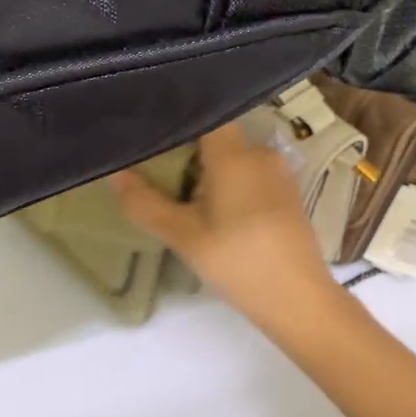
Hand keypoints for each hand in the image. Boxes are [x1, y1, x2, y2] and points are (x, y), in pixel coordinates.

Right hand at [111, 123, 340, 328]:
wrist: (299, 302)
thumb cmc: (238, 261)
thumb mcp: (182, 236)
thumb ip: (144, 203)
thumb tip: (116, 174)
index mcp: (235, 154)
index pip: (204, 115)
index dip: (176, 117)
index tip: (148, 130)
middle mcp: (261, 153)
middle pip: (214, 138)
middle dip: (184, 151)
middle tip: (152, 169)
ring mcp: (278, 174)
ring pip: (231, 158)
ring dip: (205, 171)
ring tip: (175, 191)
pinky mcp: (286, 195)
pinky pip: (247, 175)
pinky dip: (225, 185)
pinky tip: (208, 210)